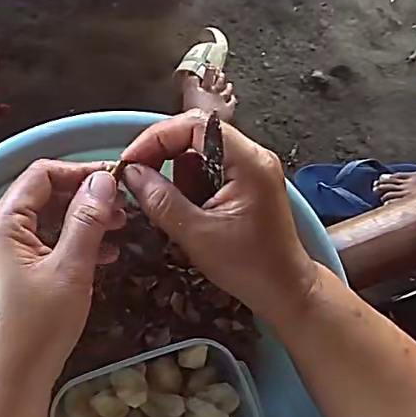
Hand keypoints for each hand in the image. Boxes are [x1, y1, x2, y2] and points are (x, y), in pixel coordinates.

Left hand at [0, 161, 124, 403]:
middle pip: (46, 195)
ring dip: (85, 220)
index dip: (80, 171)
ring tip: (121, 228)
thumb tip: (104, 181)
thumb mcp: (70, 268)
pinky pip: (50, 245)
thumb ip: (87, 220)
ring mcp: (10, 255)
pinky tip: (106, 254)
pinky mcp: (21, 275)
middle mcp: (2, 233)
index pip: (42, 174)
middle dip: (85, 196)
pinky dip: (77, 243)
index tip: (117, 180)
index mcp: (5, 223)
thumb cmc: (38, 326)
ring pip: (51, 221)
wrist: (14, 382)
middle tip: (124, 207)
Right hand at [115, 112, 321, 314]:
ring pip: (197, 153)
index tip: (132, 161)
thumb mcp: (196, 235)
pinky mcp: (244, 183)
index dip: (156, 138)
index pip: (195, 125)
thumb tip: (131, 173)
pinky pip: (206, 170)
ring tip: (176, 211)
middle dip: (163, 156)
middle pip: (195, 134)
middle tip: (139, 180)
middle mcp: (252, 157)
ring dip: (177, 177)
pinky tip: (190, 214)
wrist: (284, 291)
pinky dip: (189, 187)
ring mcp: (250, 168)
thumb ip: (160, 200)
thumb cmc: (250, 267)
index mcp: (248, 162)